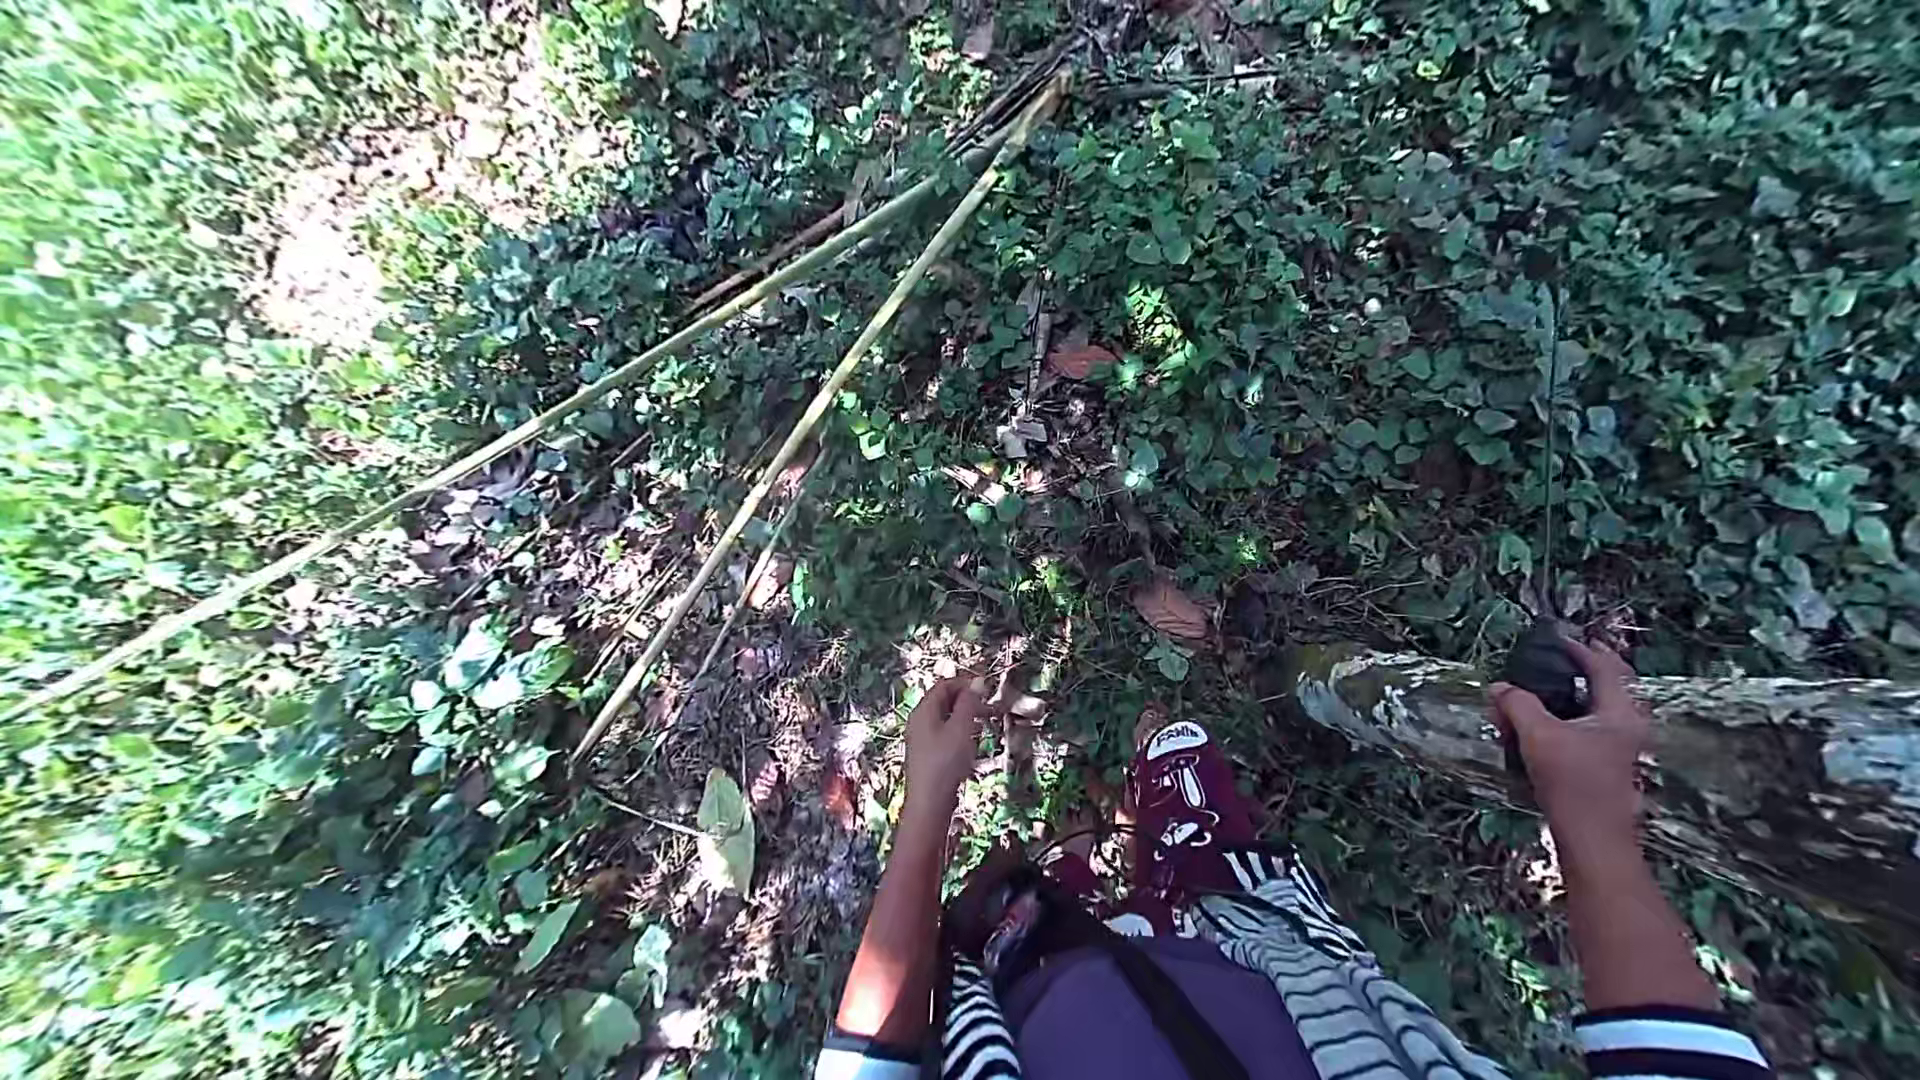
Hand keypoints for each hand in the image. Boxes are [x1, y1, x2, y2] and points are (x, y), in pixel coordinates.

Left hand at [904, 676, 987, 809]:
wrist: (930, 803)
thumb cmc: (945, 762)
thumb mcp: (961, 728)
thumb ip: (969, 703)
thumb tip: (977, 681)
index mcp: (923, 710)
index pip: (944, 685)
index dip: (965, 683)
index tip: (986, 689)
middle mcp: (918, 721)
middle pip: (943, 701)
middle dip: (967, 700)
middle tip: (988, 706)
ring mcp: (921, 738)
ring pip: (945, 718)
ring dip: (965, 716)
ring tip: (984, 723)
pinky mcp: (927, 754)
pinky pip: (944, 733)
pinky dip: (959, 731)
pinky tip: (971, 742)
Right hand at [1490, 637, 1646, 843]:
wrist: (1591, 834)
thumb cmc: (1571, 779)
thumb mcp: (1538, 734)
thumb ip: (1517, 703)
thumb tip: (1500, 686)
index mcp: (1621, 715)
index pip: (1606, 670)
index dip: (1584, 650)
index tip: (1562, 636)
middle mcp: (1625, 726)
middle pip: (1607, 686)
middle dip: (1582, 668)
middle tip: (1557, 655)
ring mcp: (1616, 746)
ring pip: (1592, 706)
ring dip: (1566, 693)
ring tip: (1537, 686)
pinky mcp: (1600, 760)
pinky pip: (1581, 724)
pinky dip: (1560, 713)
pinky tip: (1536, 718)